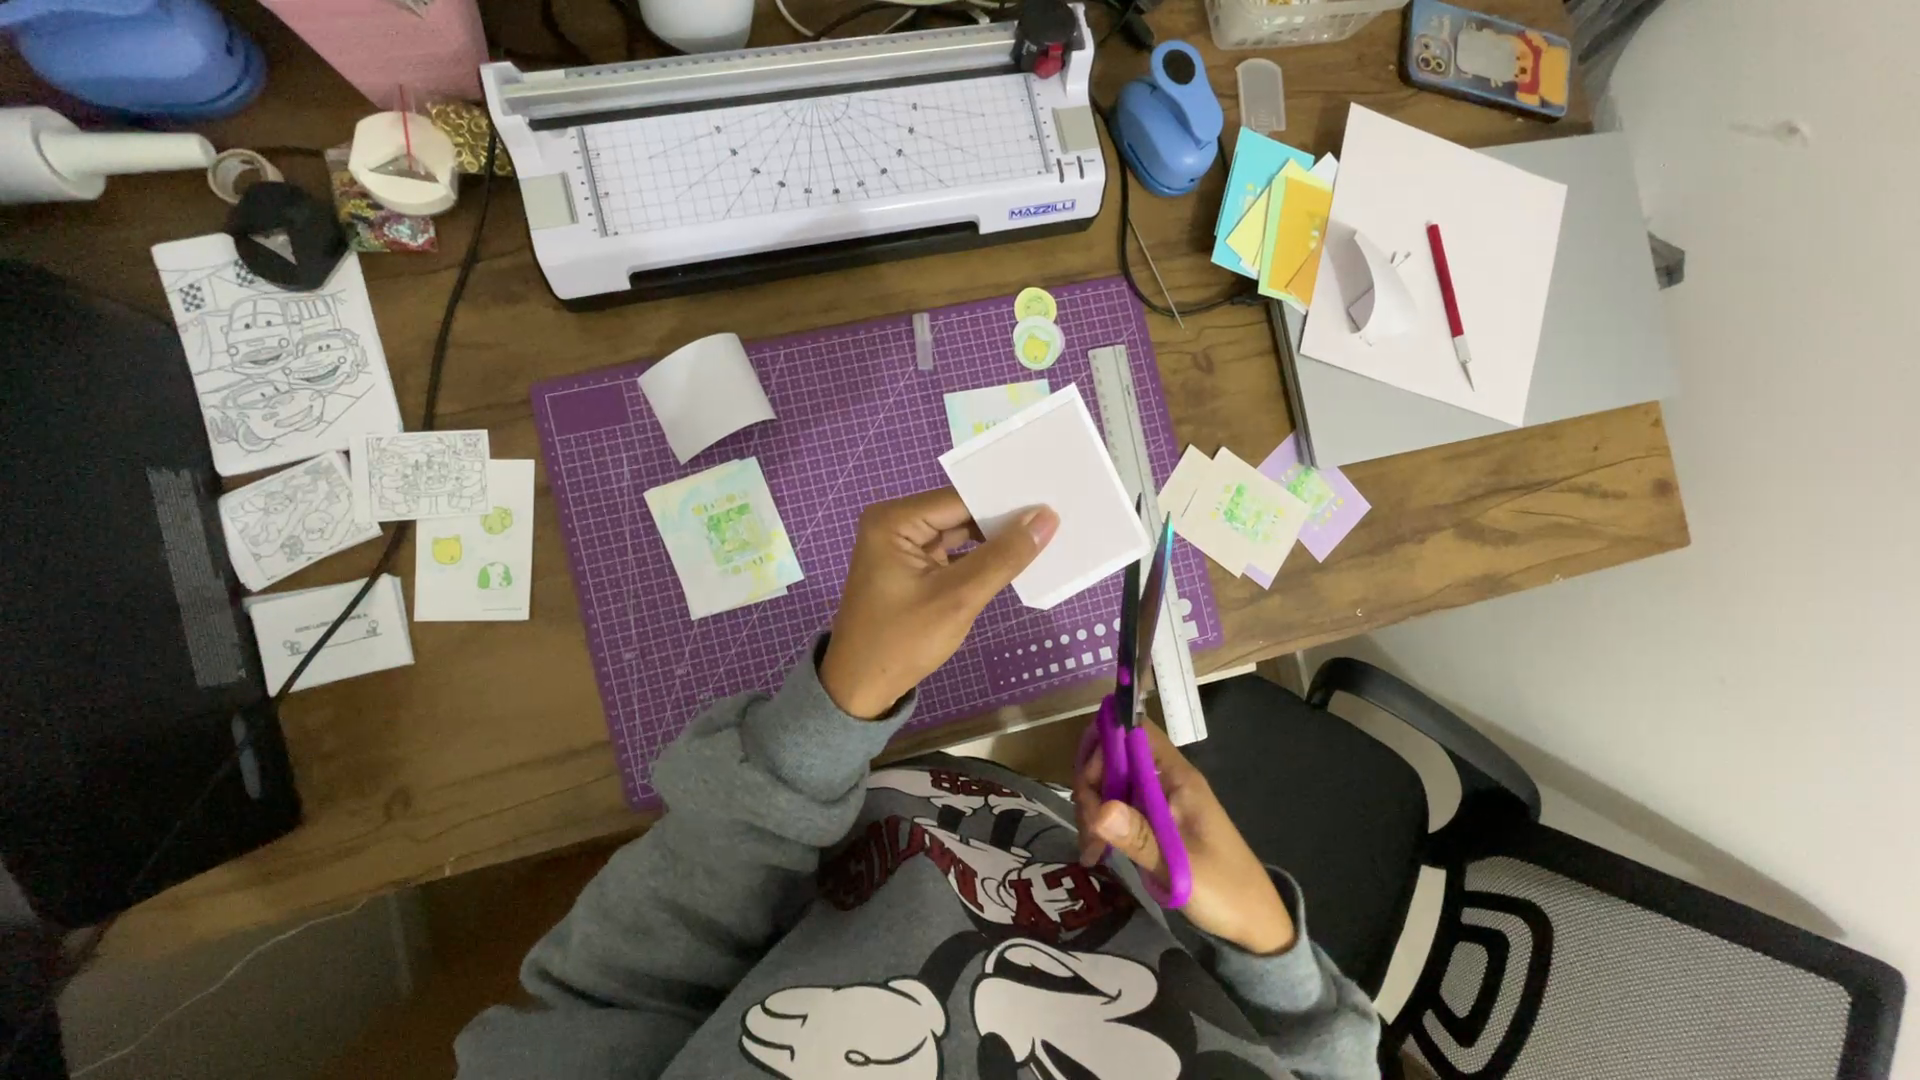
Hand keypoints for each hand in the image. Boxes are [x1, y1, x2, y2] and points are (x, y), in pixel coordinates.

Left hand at [819, 489, 1057, 719]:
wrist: (859, 689)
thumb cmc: (901, 642)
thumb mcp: (958, 598)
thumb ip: (1003, 556)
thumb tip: (1047, 518)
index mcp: (894, 519)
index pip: (961, 499)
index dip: (1006, 501)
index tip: (1051, 500)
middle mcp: (894, 523)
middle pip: (960, 512)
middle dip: (1002, 519)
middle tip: (1055, 516)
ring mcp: (901, 545)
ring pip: (959, 532)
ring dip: (994, 540)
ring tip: (1045, 534)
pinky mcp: (910, 567)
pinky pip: (952, 552)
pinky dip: (979, 558)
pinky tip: (1014, 558)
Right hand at [1074, 722, 1296, 954]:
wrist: (1253, 922)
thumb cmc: (1224, 889)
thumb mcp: (1178, 867)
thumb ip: (1138, 837)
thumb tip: (1099, 809)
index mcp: (1178, 778)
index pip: (1136, 732)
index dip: (1106, 742)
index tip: (1087, 780)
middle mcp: (1167, 781)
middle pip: (1116, 759)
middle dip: (1092, 786)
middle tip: (1087, 829)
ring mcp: (1159, 800)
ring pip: (1111, 785)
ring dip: (1093, 810)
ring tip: (1091, 851)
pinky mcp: (1154, 821)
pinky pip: (1118, 808)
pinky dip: (1102, 825)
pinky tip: (1096, 852)